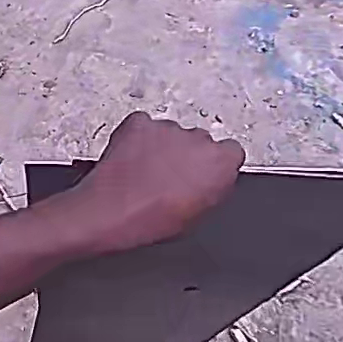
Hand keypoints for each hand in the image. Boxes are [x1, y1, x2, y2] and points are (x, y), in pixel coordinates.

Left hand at [55, 113, 244, 254]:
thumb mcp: (197, 216)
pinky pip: (143, 126)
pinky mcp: (140, 122)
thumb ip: (212, 189)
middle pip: (199, 139)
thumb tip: (209, 182)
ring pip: (170, 132)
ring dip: (161, 146)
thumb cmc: (151, 220)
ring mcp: (167, 127)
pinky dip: (137, 137)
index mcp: (220, 162)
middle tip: (169, 175)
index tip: (204, 172)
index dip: (215, 163)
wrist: (112, 211)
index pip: (230, 151)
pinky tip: (131, 159)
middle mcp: (198, 138)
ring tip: (144, 171)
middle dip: (186, 154)